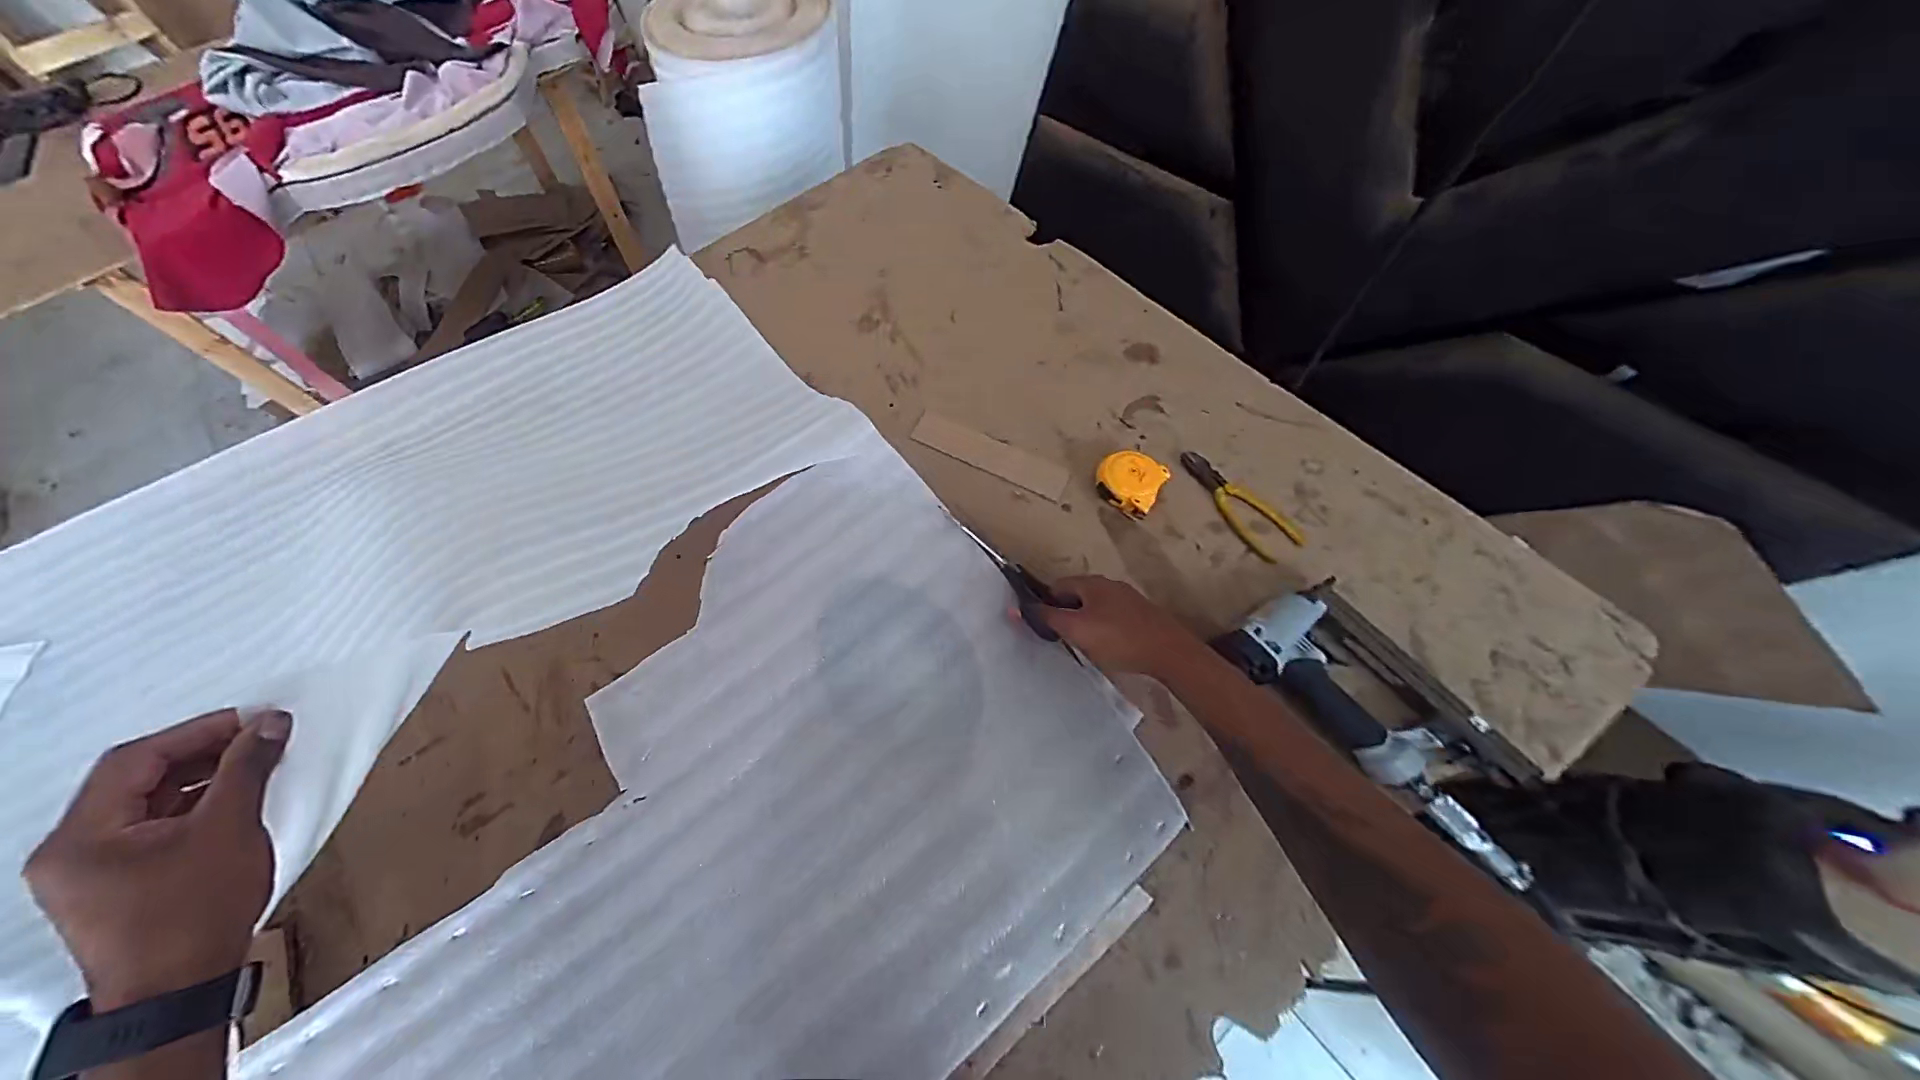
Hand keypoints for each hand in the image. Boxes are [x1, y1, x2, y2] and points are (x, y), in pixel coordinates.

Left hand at [25, 708, 289, 1009]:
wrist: (180, 986)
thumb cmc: (197, 906)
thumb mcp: (229, 828)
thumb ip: (247, 769)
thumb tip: (270, 722)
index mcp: (80, 837)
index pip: (134, 761)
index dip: (197, 732)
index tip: (254, 719)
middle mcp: (70, 850)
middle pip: (136, 780)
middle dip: (202, 753)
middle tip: (261, 737)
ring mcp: (90, 869)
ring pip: (147, 802)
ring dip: (202, 777)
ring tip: (257, 762)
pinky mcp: (118, 881)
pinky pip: (153, 825)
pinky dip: (195, 804)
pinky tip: (235, 797)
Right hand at [1036, 575, 1208, 676]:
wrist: (1169, 652)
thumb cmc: (1118, 638)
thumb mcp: (1076, 629)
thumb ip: (1046, 618)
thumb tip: (1016, 608)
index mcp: (1092, 583)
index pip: (1057, 586)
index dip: (1045, 604)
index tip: (1043, 626)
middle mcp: (1110, 585)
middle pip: (1076, 596)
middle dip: (1065, 614)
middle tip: (1062, 638)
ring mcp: (1128, 599)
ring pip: (1095, 607)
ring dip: (1084, 622)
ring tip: (1084, 645)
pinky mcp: (1141, 616)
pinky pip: (1112, 618)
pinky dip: (1103, 629)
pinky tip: (1108, 647)